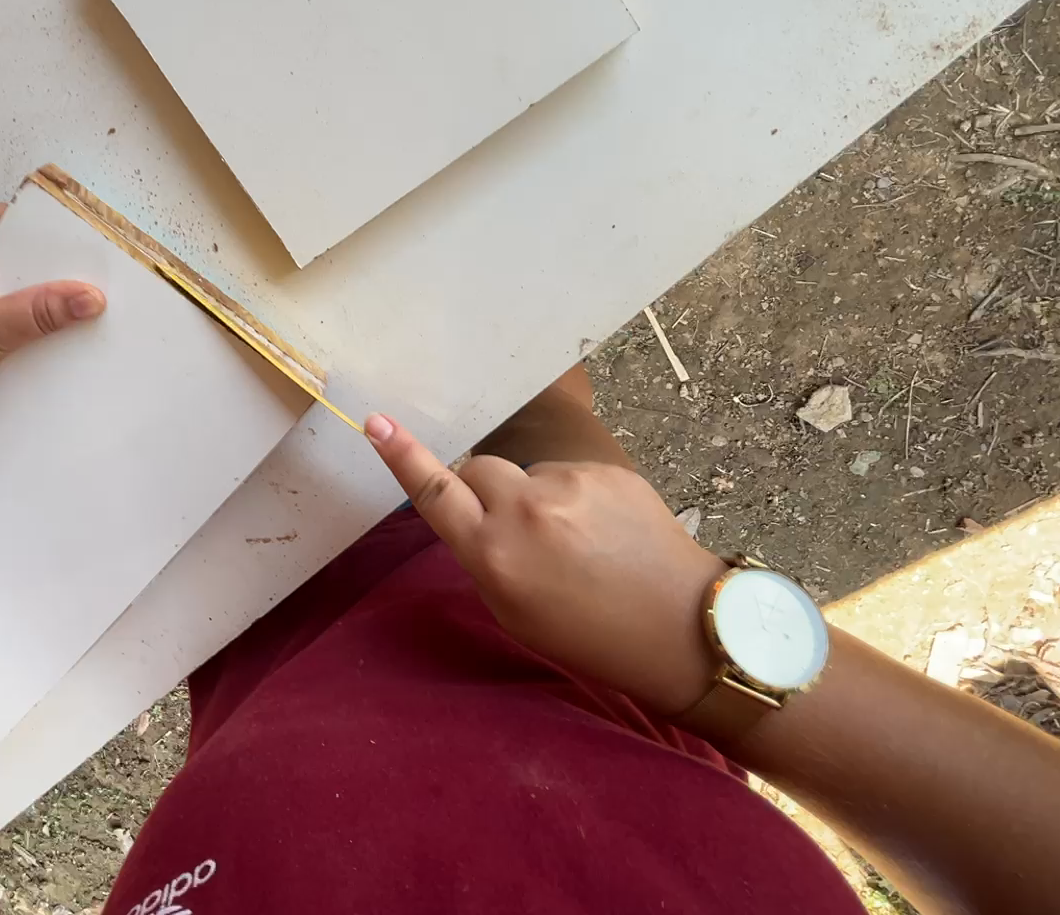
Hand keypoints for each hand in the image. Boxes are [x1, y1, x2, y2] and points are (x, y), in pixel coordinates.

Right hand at [364, 414, 727, 714]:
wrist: (683, 628)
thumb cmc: (586, 636)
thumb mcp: (512, 612)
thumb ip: (483, 557)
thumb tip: (474, 515)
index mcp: (494, 555)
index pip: (435, 494)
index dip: (402, 457)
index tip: (376, 422)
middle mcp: (524, 510)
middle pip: (477, 470)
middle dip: (483, 490)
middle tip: (515, 529)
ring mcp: (568, 484)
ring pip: (525, 473)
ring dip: (534, 496)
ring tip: (576, 538)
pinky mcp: (605, 470)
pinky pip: (567, 473)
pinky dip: (574, 496)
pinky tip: (605, 528)